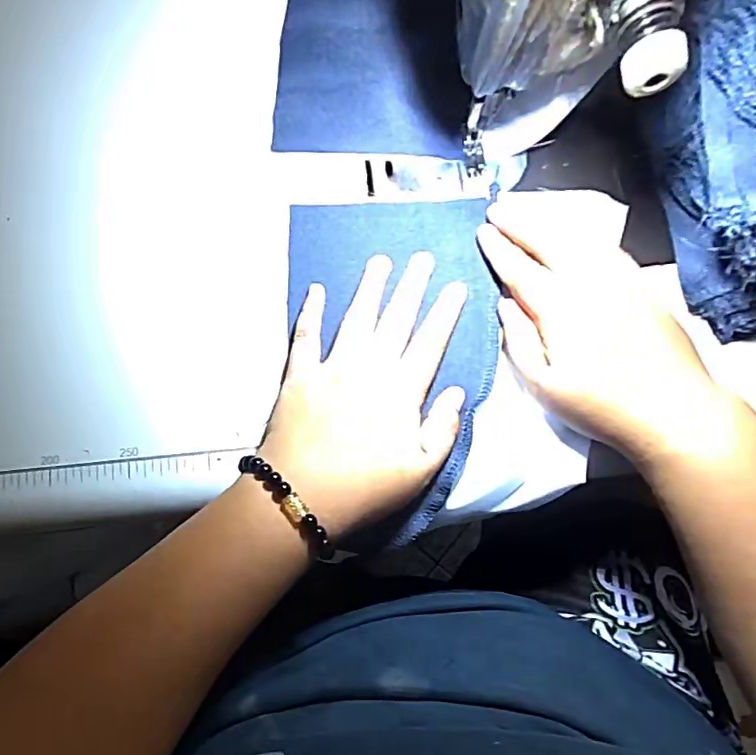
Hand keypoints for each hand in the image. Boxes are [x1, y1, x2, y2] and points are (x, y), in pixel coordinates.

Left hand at [258, 252, 467, 535]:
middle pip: (396, 320)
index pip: (430, 342)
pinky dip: (311, 312)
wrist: (301, 495)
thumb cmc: (365, 490)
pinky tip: (316, 292)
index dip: (445, 313)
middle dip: (412, 287)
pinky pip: (306, 337)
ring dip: (370, 288)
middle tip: (423, 259)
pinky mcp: (299, 378)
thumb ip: (443, 429)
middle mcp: (369, 370)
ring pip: (355, 318)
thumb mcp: (420, 470)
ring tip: (381, 262)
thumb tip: (456, 394)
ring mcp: (331, 370)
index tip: (455, 287)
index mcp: (402, 392)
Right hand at [477, 191, 728, 466]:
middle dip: (521, 220)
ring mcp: (621, 279)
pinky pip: (606, 246)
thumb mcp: (545, 387)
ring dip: (550, 219)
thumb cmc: (601, 405)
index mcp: (560, 307)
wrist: (672, 408)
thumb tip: (504, 305)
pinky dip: (582, 232)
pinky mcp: (642, 285)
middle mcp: (590, 282)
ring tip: (530, 210)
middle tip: (498, 207)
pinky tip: (575, 235)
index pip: (521, 269)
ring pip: (580, 236)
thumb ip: (519, 342)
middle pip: (550, 240)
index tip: (482, 232)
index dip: (499, 248)